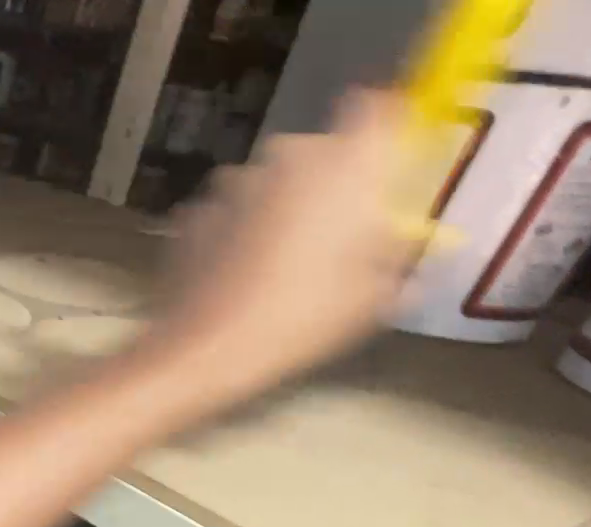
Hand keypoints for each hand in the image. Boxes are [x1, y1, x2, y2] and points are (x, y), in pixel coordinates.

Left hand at [154, 90, 420, 401]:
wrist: (200, 349)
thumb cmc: (298, 319)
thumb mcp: (373, 295)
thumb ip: (396, 251)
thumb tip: (401, 240)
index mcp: (348, 162)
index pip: (379, 111)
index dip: (381, 133)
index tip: (382, 166)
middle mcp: (288, 157)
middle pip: (318, 151)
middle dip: (324, 183)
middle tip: (328, 236)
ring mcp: (230, 184)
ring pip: (266, 183)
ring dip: (272, 208)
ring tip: (272, 262)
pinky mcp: (188, 214)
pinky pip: (224, 213)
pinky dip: (230, 232)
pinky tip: (231, 273)